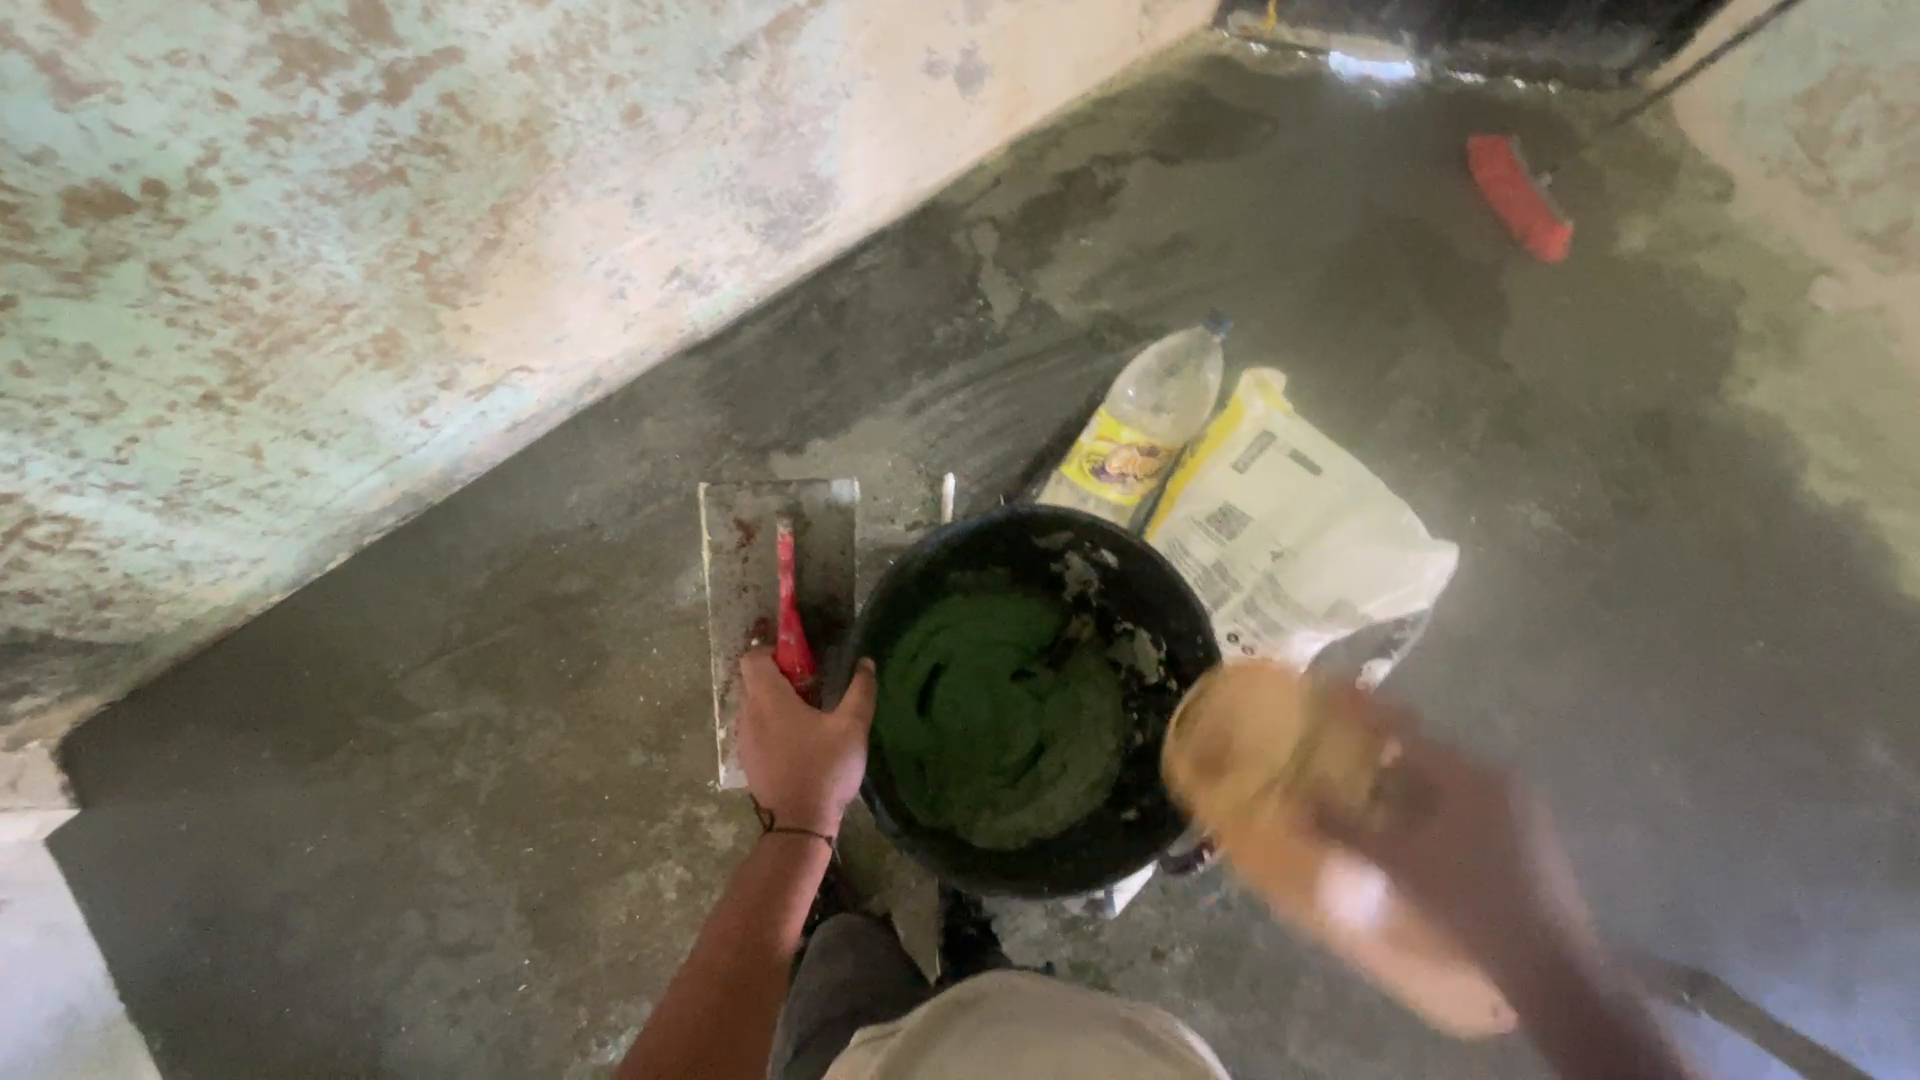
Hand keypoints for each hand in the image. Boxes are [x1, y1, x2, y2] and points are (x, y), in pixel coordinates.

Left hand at [737, 649, 876, 837]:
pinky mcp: (748, 760)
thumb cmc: (825, 768)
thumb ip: (861, 690)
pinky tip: (798, 740)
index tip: (800, 659)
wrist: (799, 824)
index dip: (773, 650)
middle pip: (753, 680)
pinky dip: (771, 723)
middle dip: (779, 674)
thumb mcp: (853, 727)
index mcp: (769, 699)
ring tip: (807, 714)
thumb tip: (866, 663)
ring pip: (753, 705)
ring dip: (775, 700)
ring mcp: (744, 740)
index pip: (753, 658)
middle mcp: (748, 714)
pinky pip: (755, 728)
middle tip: (811, 684)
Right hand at [1311, 700, 1598, 981]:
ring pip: (1444, 781)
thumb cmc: (1470, 900)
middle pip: (1424, 753)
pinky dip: (1427, 807)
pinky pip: (1463, 803)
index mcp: (1468, 775)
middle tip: (1341, 753)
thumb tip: (1297, 801)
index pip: (1405, 728)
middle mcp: (1496, 778)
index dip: (1365, 707)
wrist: (1552, 967)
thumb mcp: (1398, 862)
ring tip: (1365, 797)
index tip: (1335, 685)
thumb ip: (1344, 827)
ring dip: (1403, 785)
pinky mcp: (1525, 834)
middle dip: (1380, 753)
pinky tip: (1407, 831)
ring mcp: (1517, 807)